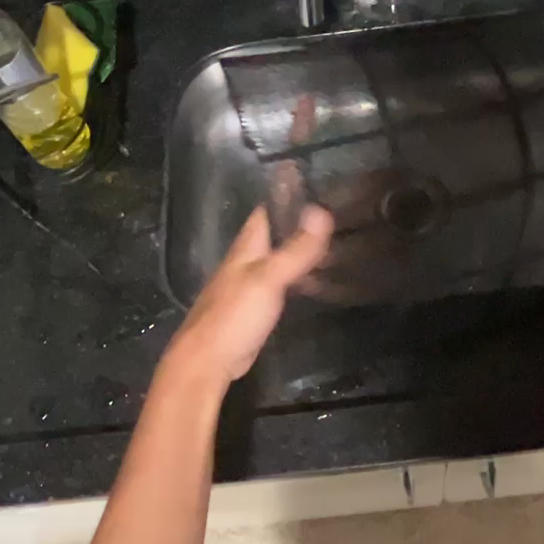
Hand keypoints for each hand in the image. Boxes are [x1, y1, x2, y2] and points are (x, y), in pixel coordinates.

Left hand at [162, 205, 332, 389]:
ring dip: (302, 249)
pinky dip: (300, 276)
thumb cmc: (234, 315)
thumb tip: (321, 209)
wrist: (206, 363)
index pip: (269, 208)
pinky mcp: (255, 308)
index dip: (289, 193)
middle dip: (301, 221)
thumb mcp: (269, 278)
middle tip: (337, 212)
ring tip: (335, 242)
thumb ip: (296, 248)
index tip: (318, 180)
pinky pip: (281, 282)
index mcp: (247, 246)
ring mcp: (249, 284)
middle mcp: (247, 259)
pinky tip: (316, 280)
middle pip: (276, 232)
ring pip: (279, 257)